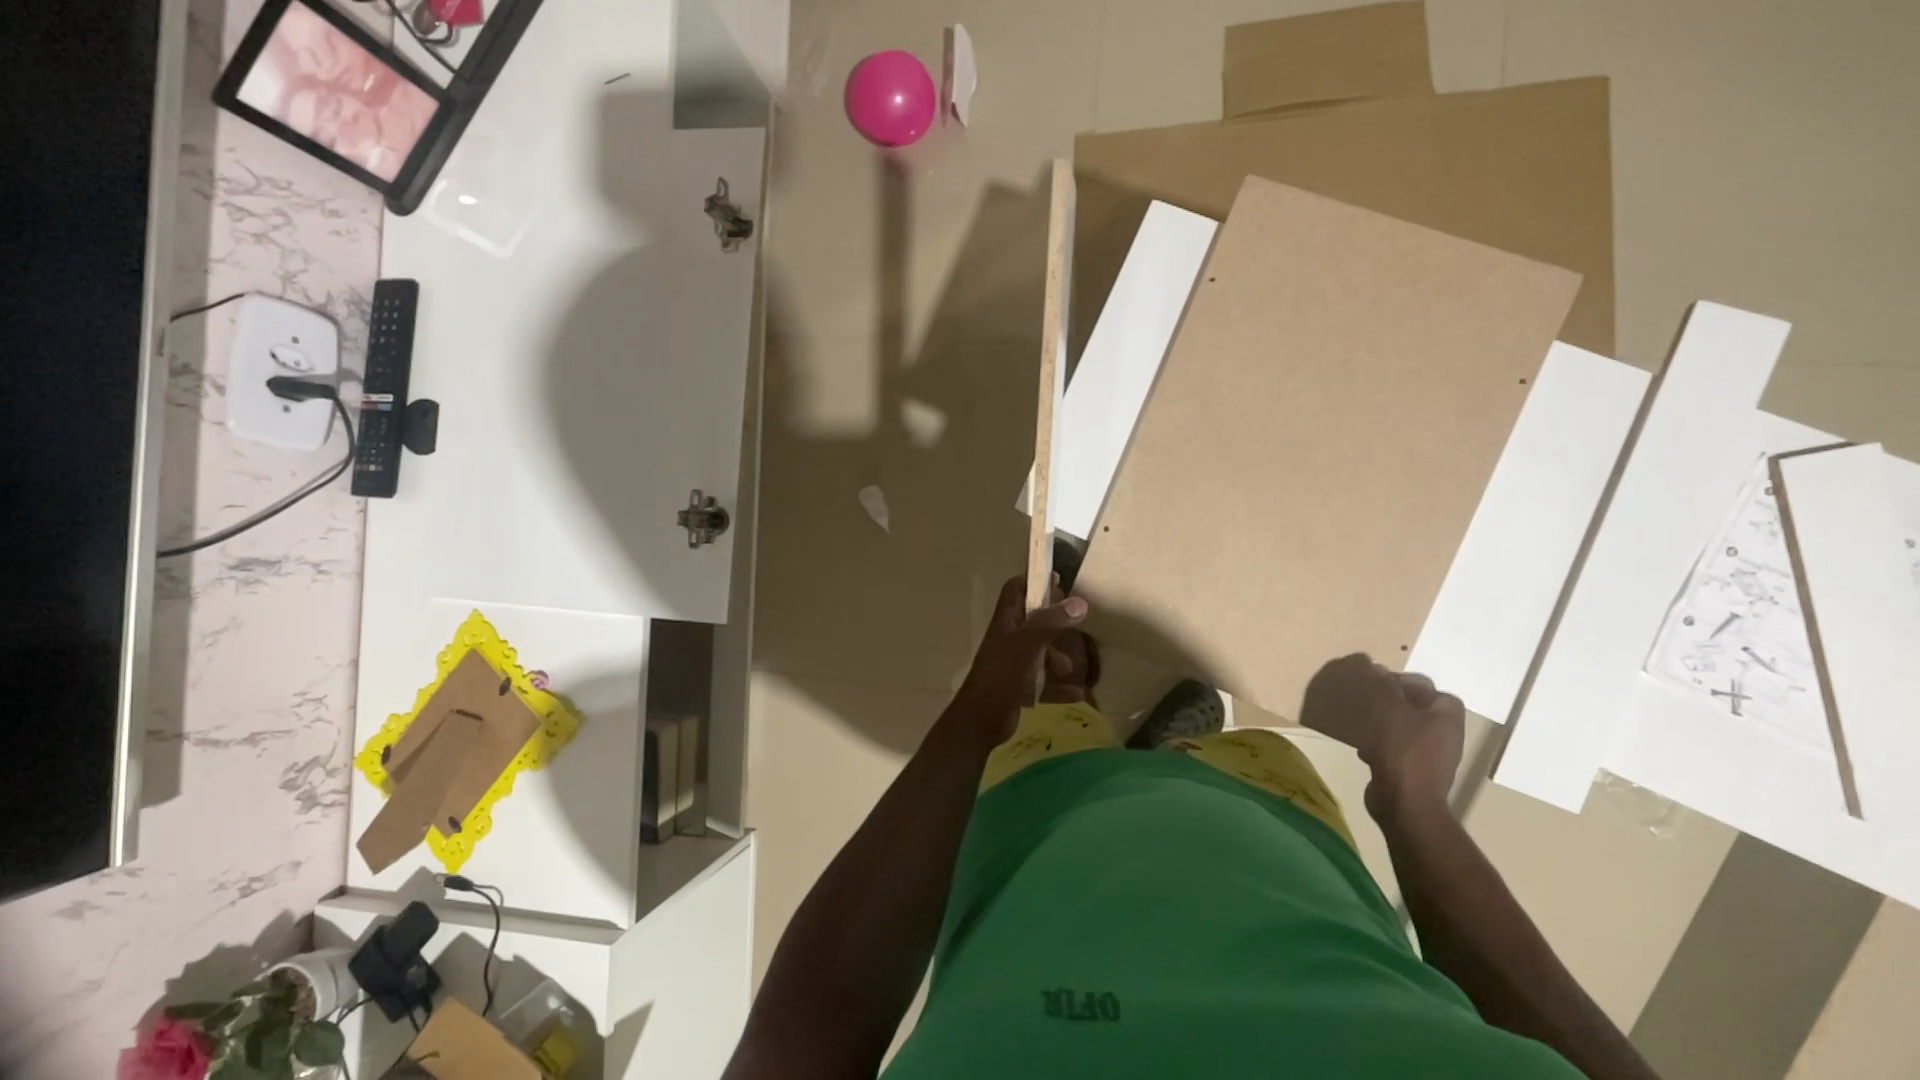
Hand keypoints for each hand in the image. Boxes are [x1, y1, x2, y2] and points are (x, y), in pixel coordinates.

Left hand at [953, 576, 1088, 737]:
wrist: (980, 720)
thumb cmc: (1002, 676)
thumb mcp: (1028, 644)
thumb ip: (1051, 622)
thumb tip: (1079, 602)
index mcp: (1006, 622)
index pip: (1016, 589)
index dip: (1035, 582)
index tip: (1058, 583)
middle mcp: (1008, 639)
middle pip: (1033, 621)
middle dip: (1055, 624)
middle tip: (1076, 625)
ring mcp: (1012, 664)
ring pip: (1040, 653)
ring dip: (1058, 660)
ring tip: (1072, 670)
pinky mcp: (1017, 687)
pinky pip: (1042, 683)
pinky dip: (1058, 688)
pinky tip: (1077, 695)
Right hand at [1299, 654, 1463, 821]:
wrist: (1406, 803)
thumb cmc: (1402, 750)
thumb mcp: (1388, 710)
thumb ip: (1382, 685)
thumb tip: (1374, 665)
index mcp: (1447, 715)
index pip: (1428, 687)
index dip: (1404, 683)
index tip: (1379, 686)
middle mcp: (1447, 734)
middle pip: (1417, 708)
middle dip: (1392, 704)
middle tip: (1369, 703)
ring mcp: (1434, 756)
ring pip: (1406, 730)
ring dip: (1386, 725)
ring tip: (1365, 724)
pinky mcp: (1417, 773)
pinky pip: (1400, 751)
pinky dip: (1384, 746)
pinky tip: (1366, 750)